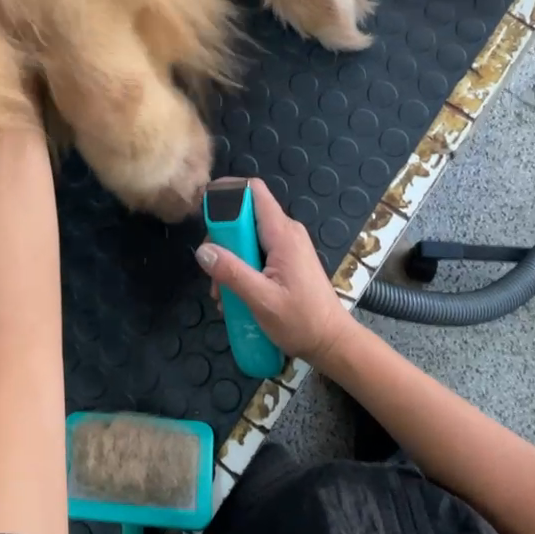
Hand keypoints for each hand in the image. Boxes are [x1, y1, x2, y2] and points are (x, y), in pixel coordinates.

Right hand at [193, 178, 353, 365]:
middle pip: (244, 216)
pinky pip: (256, 252)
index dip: (227, 191)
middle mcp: (286, 231)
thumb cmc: (302, 321)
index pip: (253, 190)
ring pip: (247, 237)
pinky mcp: (287, 260)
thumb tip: (202, 250)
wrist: (332, 343)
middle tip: (212, 270)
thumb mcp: (262, 300)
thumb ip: (232, 272)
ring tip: (222, 294)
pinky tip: (236, 296)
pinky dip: (242, 269)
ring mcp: (287, 245)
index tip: (203, 208)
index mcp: (282, 233)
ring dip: (230, 261)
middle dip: (222, 240)